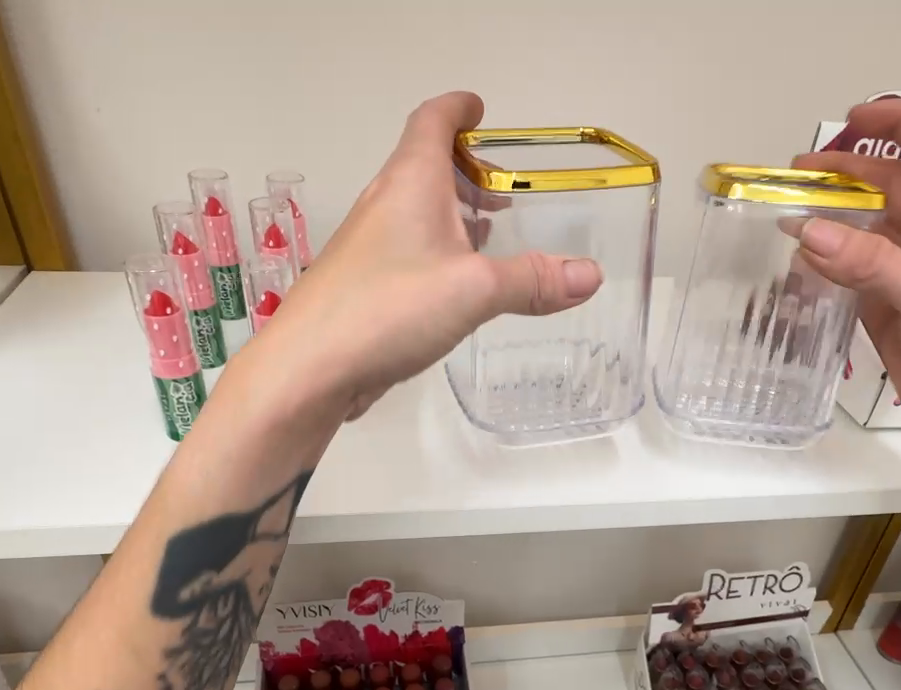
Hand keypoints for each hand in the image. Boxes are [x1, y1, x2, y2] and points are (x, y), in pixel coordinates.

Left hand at [257, 91, 603, 419]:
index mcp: (409, 183)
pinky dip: (437, 254)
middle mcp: (385, 205)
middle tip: (505, 191)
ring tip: (491, 236)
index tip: (480, 110)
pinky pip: (408, 254)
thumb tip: (591, 276)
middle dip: (467, 171)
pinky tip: (456, 289)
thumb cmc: (389, 308)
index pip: (432, 122)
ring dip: (453, 216)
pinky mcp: (363, 288)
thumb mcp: (474, 290)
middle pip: (426, 167)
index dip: (458, 109)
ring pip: (417, 214)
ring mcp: (369, 248)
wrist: (310, 368)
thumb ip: (532, 281)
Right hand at [792, 100, 900, 456]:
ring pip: (869, 228)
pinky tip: (800, 267)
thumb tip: (806, 229)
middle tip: (797, 175)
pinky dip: (826, 263)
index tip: (853, 119)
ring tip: (788, 216)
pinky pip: (853, 273)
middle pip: (894, 182)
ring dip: (833, 216)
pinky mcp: (890, 310)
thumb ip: (871, 262)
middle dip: (851, 169)